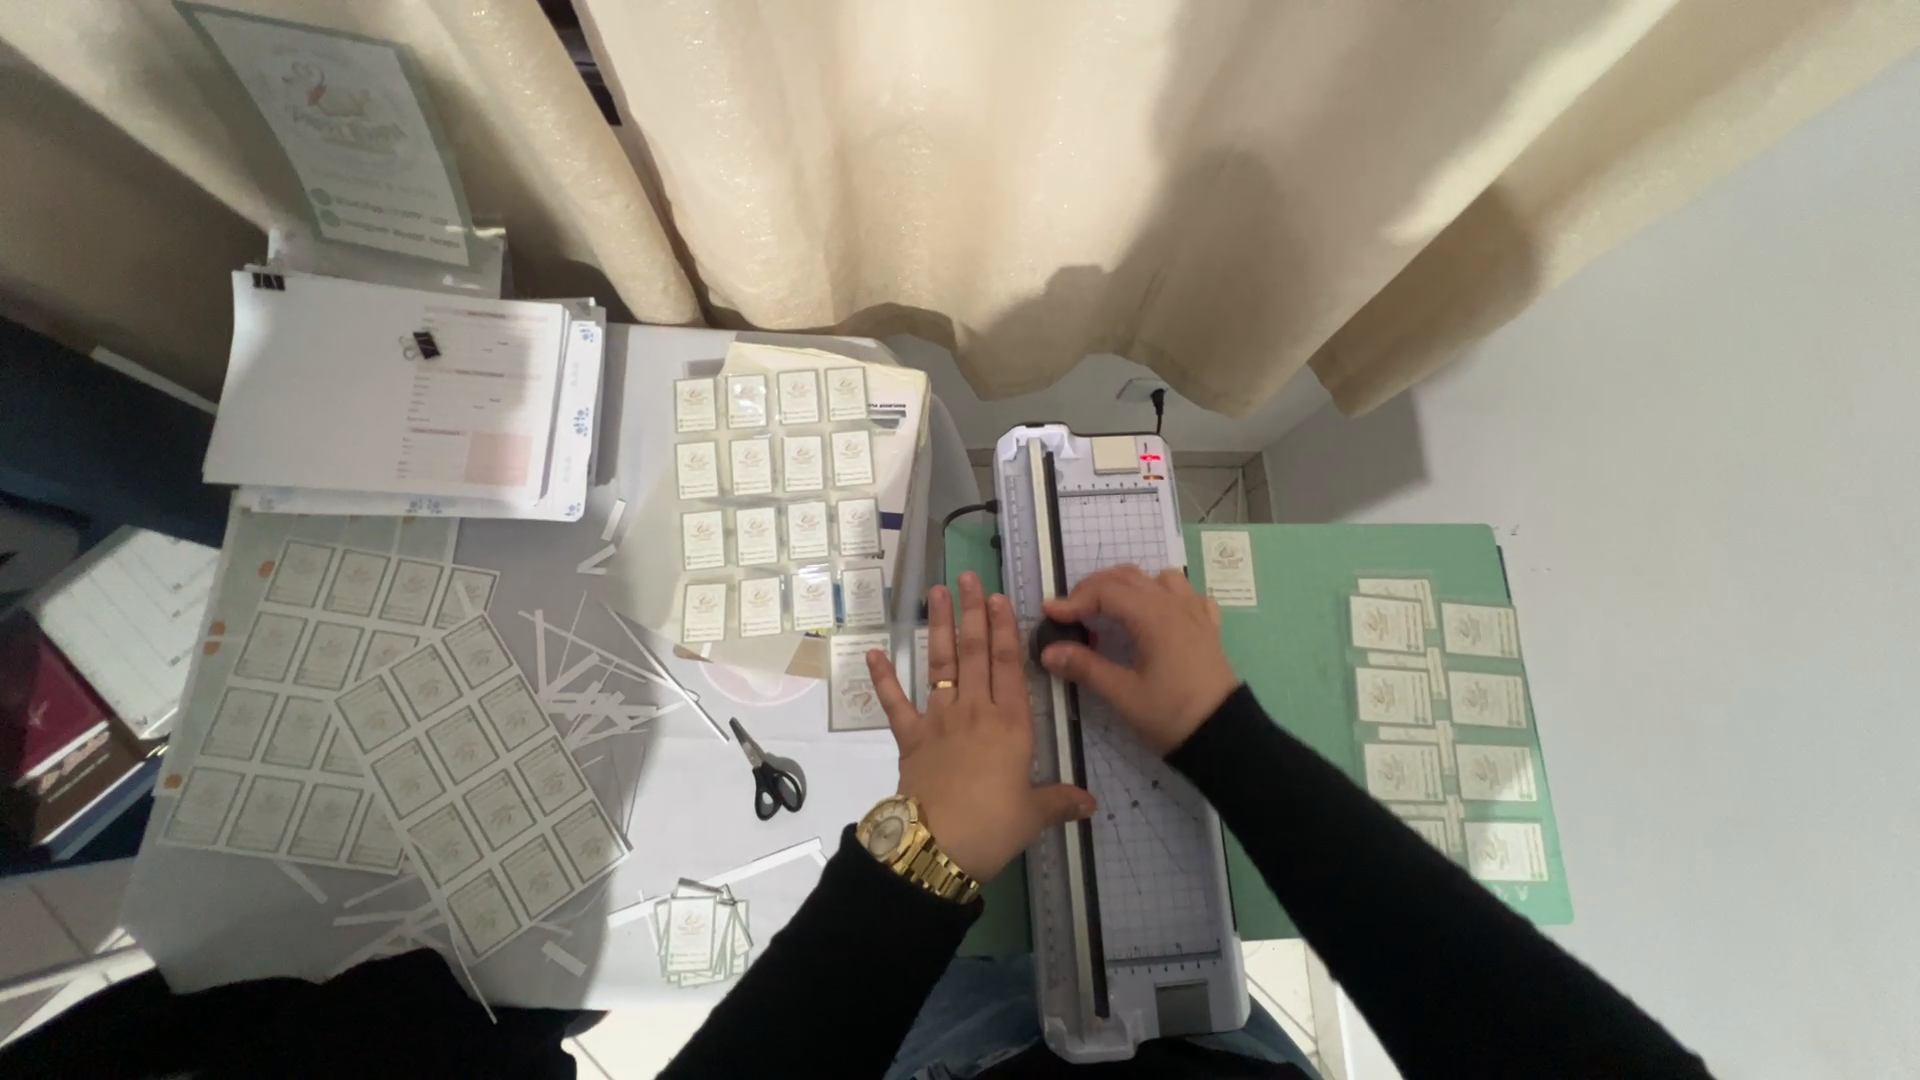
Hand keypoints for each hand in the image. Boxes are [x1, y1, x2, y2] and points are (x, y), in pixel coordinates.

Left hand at [866, 572, 1095, 881]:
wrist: (937, 845)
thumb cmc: (993, 825)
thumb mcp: (1034, 814)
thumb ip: (1060, 801)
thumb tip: (1092, 805)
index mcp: (1010, 723)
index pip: (1010, 664)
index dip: (1005, 628)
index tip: (998, 597)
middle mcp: (975, 710)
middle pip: (975, 652)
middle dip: (972, 612)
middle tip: (967, 577)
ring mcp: (939, 720)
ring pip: (940, 664)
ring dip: (937, 627)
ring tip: (936, 593)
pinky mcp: (910, 737)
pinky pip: (895, 703)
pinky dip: (883, 678)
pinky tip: (873, 653)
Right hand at [1040, 565, 1239, 754]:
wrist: (1225, 736)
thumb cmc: (1171, 715)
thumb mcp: (1123, 695)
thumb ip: (1085, 667)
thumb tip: (1048, 651)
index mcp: (1153, 617)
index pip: (1105, 592)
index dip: (1074, 600)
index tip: (1050, 614)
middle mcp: (1174, 605)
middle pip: (1127, 577)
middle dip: (1093, 589)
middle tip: (1071, 613)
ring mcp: (1195, 613)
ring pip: (1157, 578)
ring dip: (1129, 585)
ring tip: (1110, 609)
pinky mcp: (1207, 627)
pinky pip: (1185, 593)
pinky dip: (1163, 594)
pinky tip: (1155, 614)